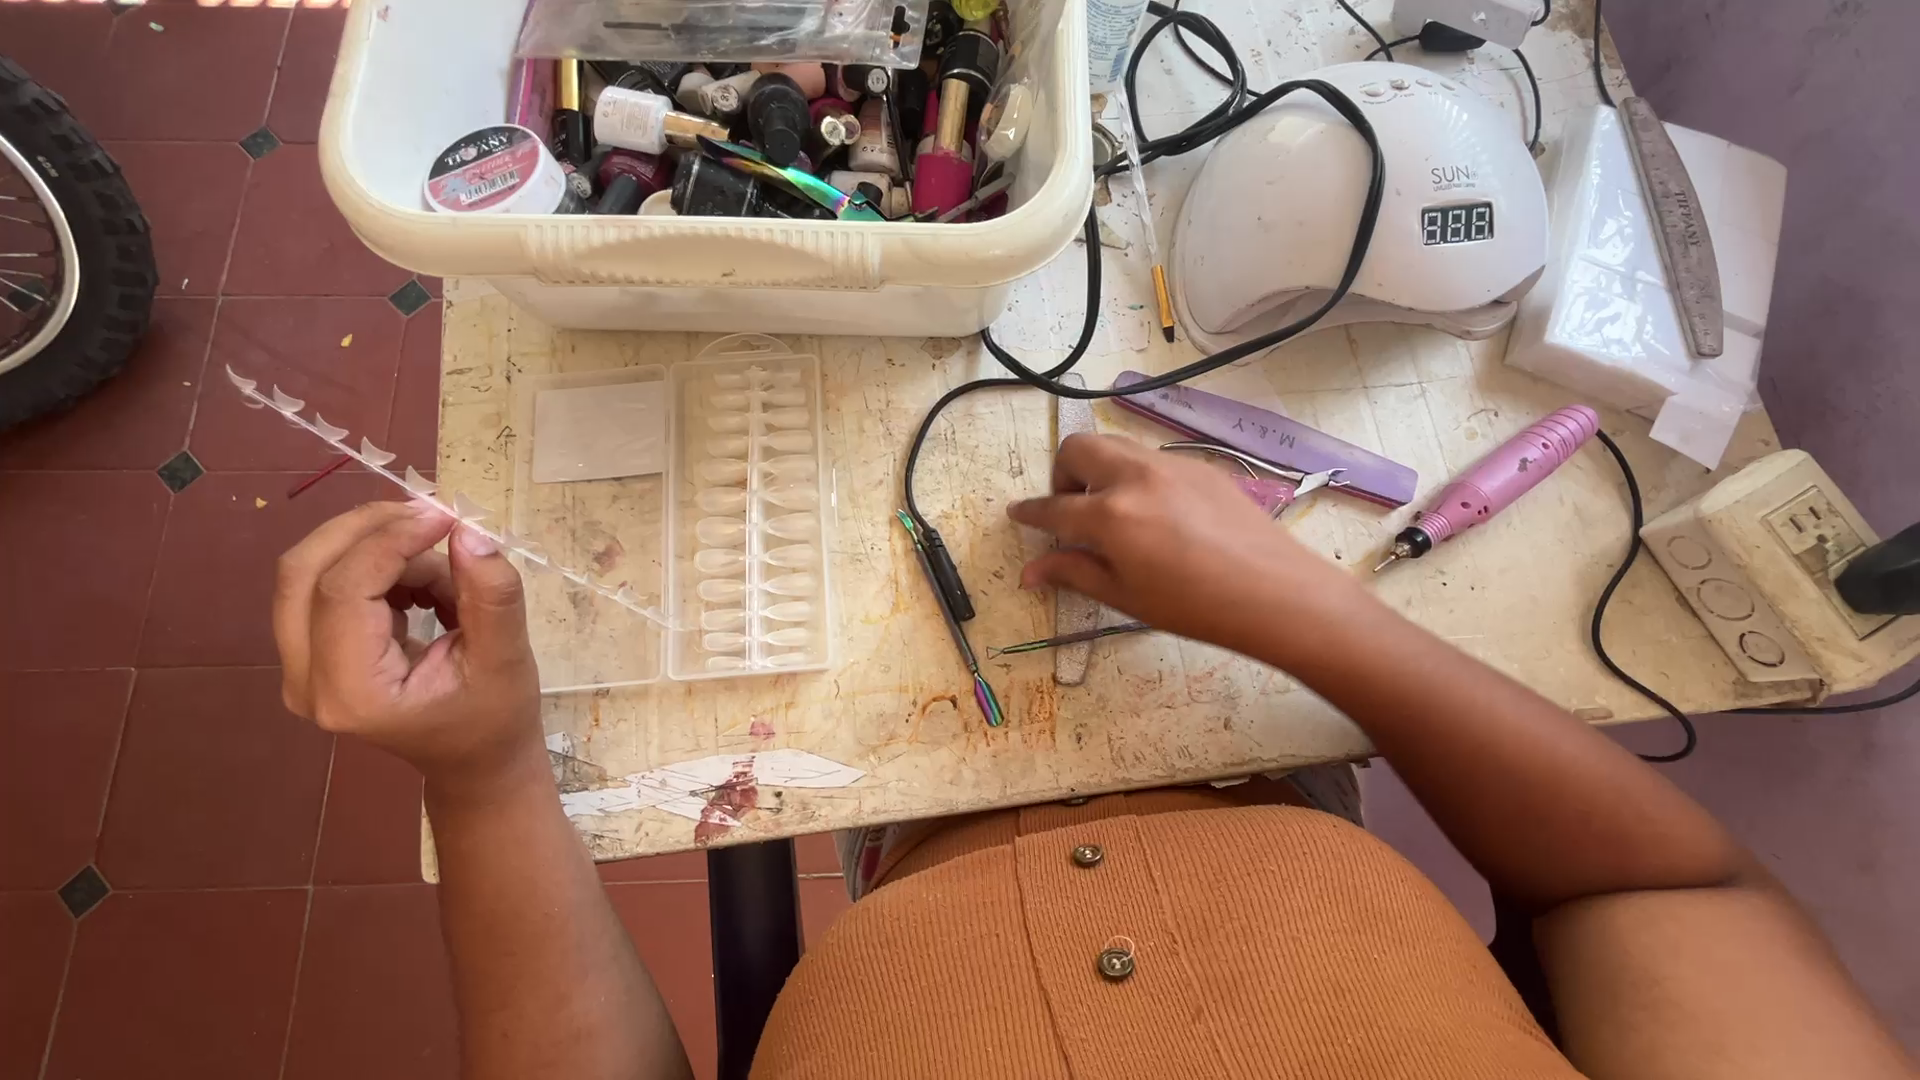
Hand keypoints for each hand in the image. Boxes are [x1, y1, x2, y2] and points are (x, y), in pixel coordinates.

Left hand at [273, 500, 544, 797]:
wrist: (477, 760)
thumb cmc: (497, 717)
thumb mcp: (509, 656)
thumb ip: (491, 594)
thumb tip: (470, 532)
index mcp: (351, 691)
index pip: (343, 591)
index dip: (392, 541)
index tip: (449, 516)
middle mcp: (305, 681)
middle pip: (303, 572)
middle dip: (368, 529)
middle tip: (432, 514)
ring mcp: (300, 668)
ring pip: (312, 572)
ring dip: (385, 553)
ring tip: (452, 580)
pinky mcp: (312, 654)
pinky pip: (330, 586)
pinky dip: (384, 570)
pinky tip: (431, 590)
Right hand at [1007, 434, 1362, 654]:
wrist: (1276, 593)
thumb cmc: (1193, 605)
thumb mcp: (1125, 595)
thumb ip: (1072, 572)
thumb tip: (1029, 571)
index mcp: (1110, 513)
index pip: (1053, 506)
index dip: (1030, 512)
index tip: (1018, 513)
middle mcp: (1135, 475)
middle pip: (1077, 447)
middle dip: (1063, 474)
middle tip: (1075, 511)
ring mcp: (1170, 464)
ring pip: (1115, 445)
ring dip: (1099, 470)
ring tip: (1115, 512)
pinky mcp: (1200, 465)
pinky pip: (1152, 459)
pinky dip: (1136, 476)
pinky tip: (1159, 514)